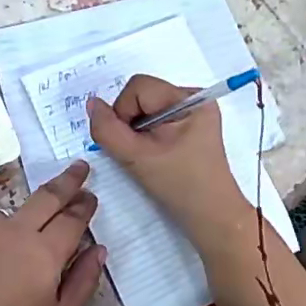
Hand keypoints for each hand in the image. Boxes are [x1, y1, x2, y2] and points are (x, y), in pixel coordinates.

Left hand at [0, 161, 107, 305]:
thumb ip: (83, 281)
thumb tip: (98, 248)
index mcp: (44, 254)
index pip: (72, 218)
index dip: (84, 205)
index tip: (91, 195)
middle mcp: (16, 231)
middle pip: (47, 197)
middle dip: (67, 180)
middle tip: (80, 167)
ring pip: (17, 214)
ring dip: (30, 218)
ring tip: (29, 245)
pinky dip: (2, 236)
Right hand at [87, 74, 245, 242]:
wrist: (212, 217)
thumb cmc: (179, 186)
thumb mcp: (135, 157)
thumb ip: (107, 129)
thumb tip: (92, 103)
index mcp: (189, 99)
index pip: (138, 87)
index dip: (123, 112)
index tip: (131, 143)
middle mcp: (195, 98)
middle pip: (142, 94)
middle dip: (130, 121)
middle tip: (138, 150)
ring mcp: (194, 111)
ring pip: (146, 106)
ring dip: (137, 128)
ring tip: (148, 154)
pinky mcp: (191, 125)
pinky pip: (157, 116)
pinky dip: (147, 133)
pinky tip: (155, 153)